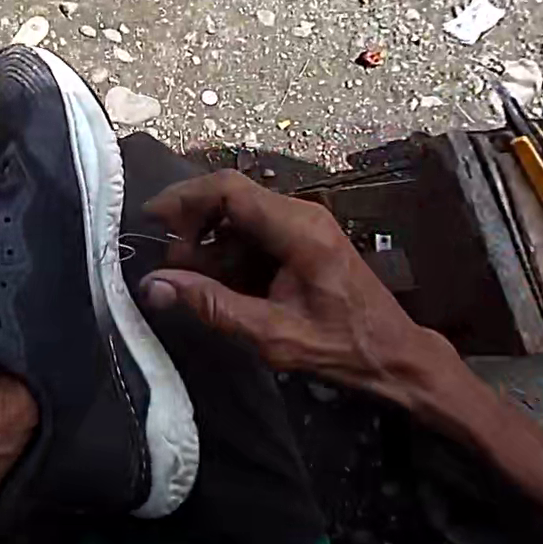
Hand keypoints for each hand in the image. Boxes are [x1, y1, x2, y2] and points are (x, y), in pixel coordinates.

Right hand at [138, 170, 458, 405]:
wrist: (392, 354)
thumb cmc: (339, 346)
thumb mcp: (270, 334)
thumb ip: (211, 305)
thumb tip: (154, 286)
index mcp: (298, 230)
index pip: (229, 189)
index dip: (183, 197)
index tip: (150, 220)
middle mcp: (299, 214)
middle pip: (228, 196)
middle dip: (189, 223)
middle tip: (168, 262)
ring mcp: (301, 223)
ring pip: (235, 214)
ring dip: (204, 241)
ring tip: (189, 278)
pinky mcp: (298, 237)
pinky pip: (248, 230)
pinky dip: (223, 251)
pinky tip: (216, 281)